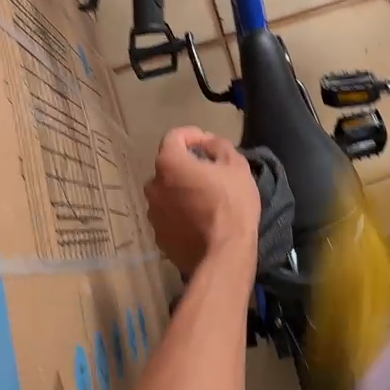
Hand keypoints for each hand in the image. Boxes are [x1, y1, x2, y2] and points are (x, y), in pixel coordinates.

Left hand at [144, 128, 259, 273]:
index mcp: (169, 163)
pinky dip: (180, 213)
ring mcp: (153, 214)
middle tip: (209, 171)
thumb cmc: (232, 204)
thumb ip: (218, 145)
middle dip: (186, 164)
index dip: (193, 135)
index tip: (209, 144)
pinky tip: (199, 220)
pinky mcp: (159, 237)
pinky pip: (168, 215)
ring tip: (204, 198)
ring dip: (181, 190)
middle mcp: (154, 186)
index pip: (174, 136)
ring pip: (166, 192)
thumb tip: (208, 144)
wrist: (224, 255)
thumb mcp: (236, 165)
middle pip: (168, 166)